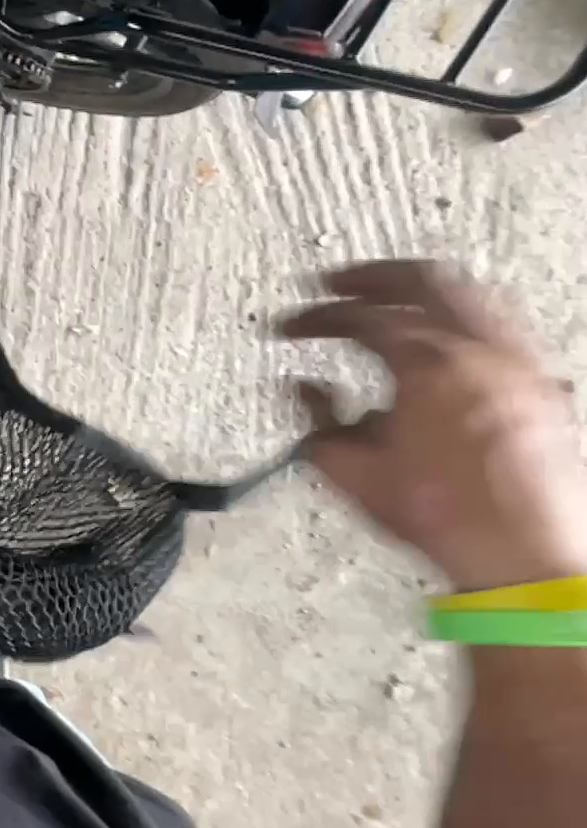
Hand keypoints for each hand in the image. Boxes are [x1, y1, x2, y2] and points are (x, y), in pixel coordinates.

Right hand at [279, 260, 586, 590]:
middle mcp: (482, 355)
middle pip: (429, 283)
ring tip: (383, 296)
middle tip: (333, 282)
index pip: (362, 319)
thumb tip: (305, 387)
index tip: (288, 327)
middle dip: (372, 277)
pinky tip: (434, 336)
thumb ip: (317, 414)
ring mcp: (520, 367)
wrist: (517, 550)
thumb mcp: (345, 465)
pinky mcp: (539, 387)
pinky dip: (457, 316)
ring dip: (420, 290)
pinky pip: (498, 327)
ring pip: (473, 297)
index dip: (315, 317)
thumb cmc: (436, 511)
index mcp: (429, 368)